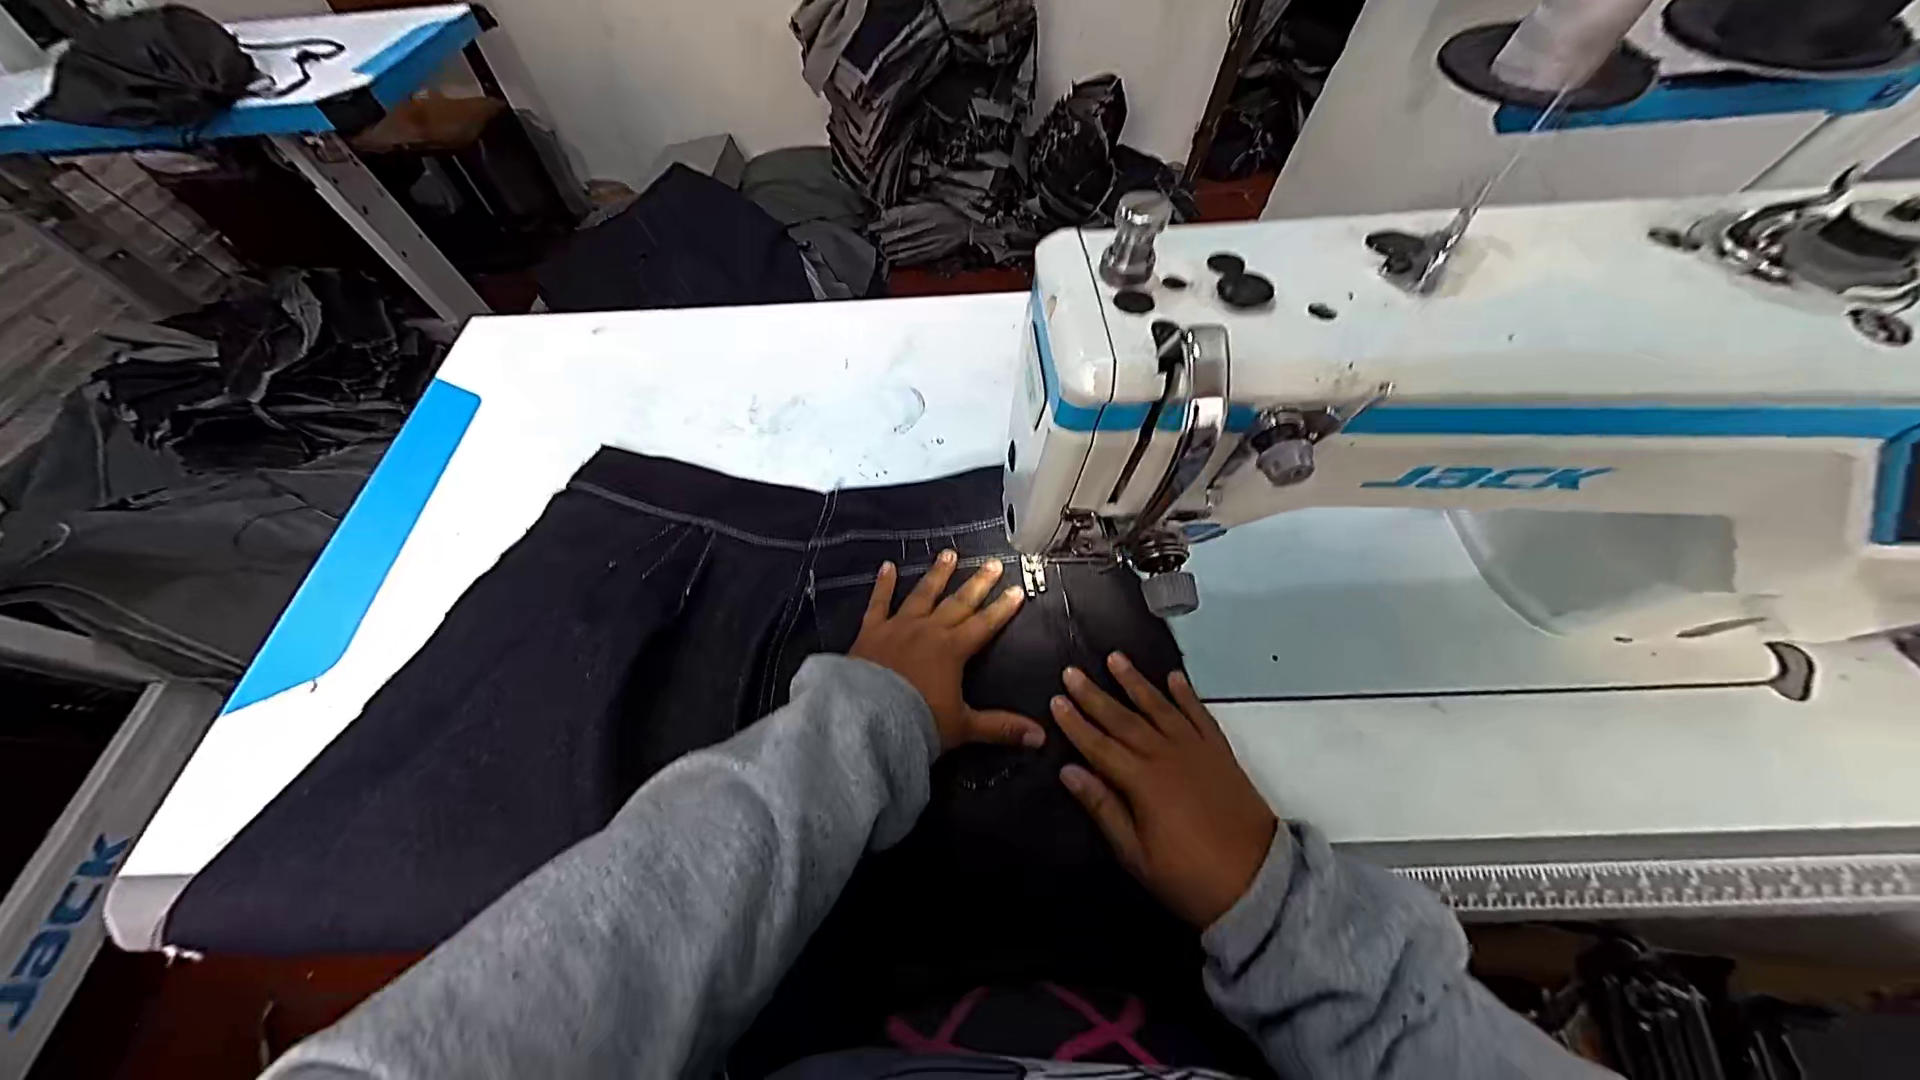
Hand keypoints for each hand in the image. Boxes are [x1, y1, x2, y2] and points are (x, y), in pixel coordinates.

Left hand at [849, 551, 1044, 751]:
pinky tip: (887, 566)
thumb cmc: (916, 722)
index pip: (985, 625)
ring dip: (937, 574)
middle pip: (959, 603)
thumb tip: (1040, 736)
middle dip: (978, 583)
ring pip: (922, 594)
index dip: (1003, 608)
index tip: (1017, 590)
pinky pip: (878, 603)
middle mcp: (928, 631)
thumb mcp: (963, 727)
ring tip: (949, 554)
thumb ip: (1000, 727)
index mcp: (952, 650)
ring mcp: (898, 627)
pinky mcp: (871, 631)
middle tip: (992, 564)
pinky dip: (883, 584)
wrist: (866, 718)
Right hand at [1052, 653, 1277, 928]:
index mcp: (1141, 781)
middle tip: (1073, 672)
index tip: (1056, 701)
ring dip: (1135, 682)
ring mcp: (1195, 750)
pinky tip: (1174, 678)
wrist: (1259, 884)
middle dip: (1094, 694)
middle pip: (1123, 719)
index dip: (1075, 723)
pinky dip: (1186, 695)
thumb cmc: (1189, 876)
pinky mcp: (1220, 752)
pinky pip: (1199, 715)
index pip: (1098, 744)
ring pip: (1158, 707)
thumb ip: (1103, 808)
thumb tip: (1069, 771)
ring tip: (1116, 658)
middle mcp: (1165, 755)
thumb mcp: (1136, 854)